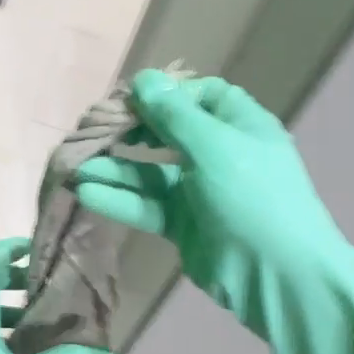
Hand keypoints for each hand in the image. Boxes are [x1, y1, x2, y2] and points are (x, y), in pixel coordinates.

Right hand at [74, 70, 353, 324]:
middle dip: (129, 132)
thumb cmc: (252, 197)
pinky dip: (119, 200)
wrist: (276, 274)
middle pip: (166, 134)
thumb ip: (174, 115)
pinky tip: (87, 193)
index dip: (163, 95)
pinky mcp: (181, 225)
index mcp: (238, 126)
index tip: (128, 100)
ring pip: (149, 174)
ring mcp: (198, 192)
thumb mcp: (213, 147)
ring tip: (76, 166)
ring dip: (115, 169)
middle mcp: (217, 155)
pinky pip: (146, 206)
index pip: (198, 97)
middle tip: (92, 132)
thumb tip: (142, 79)